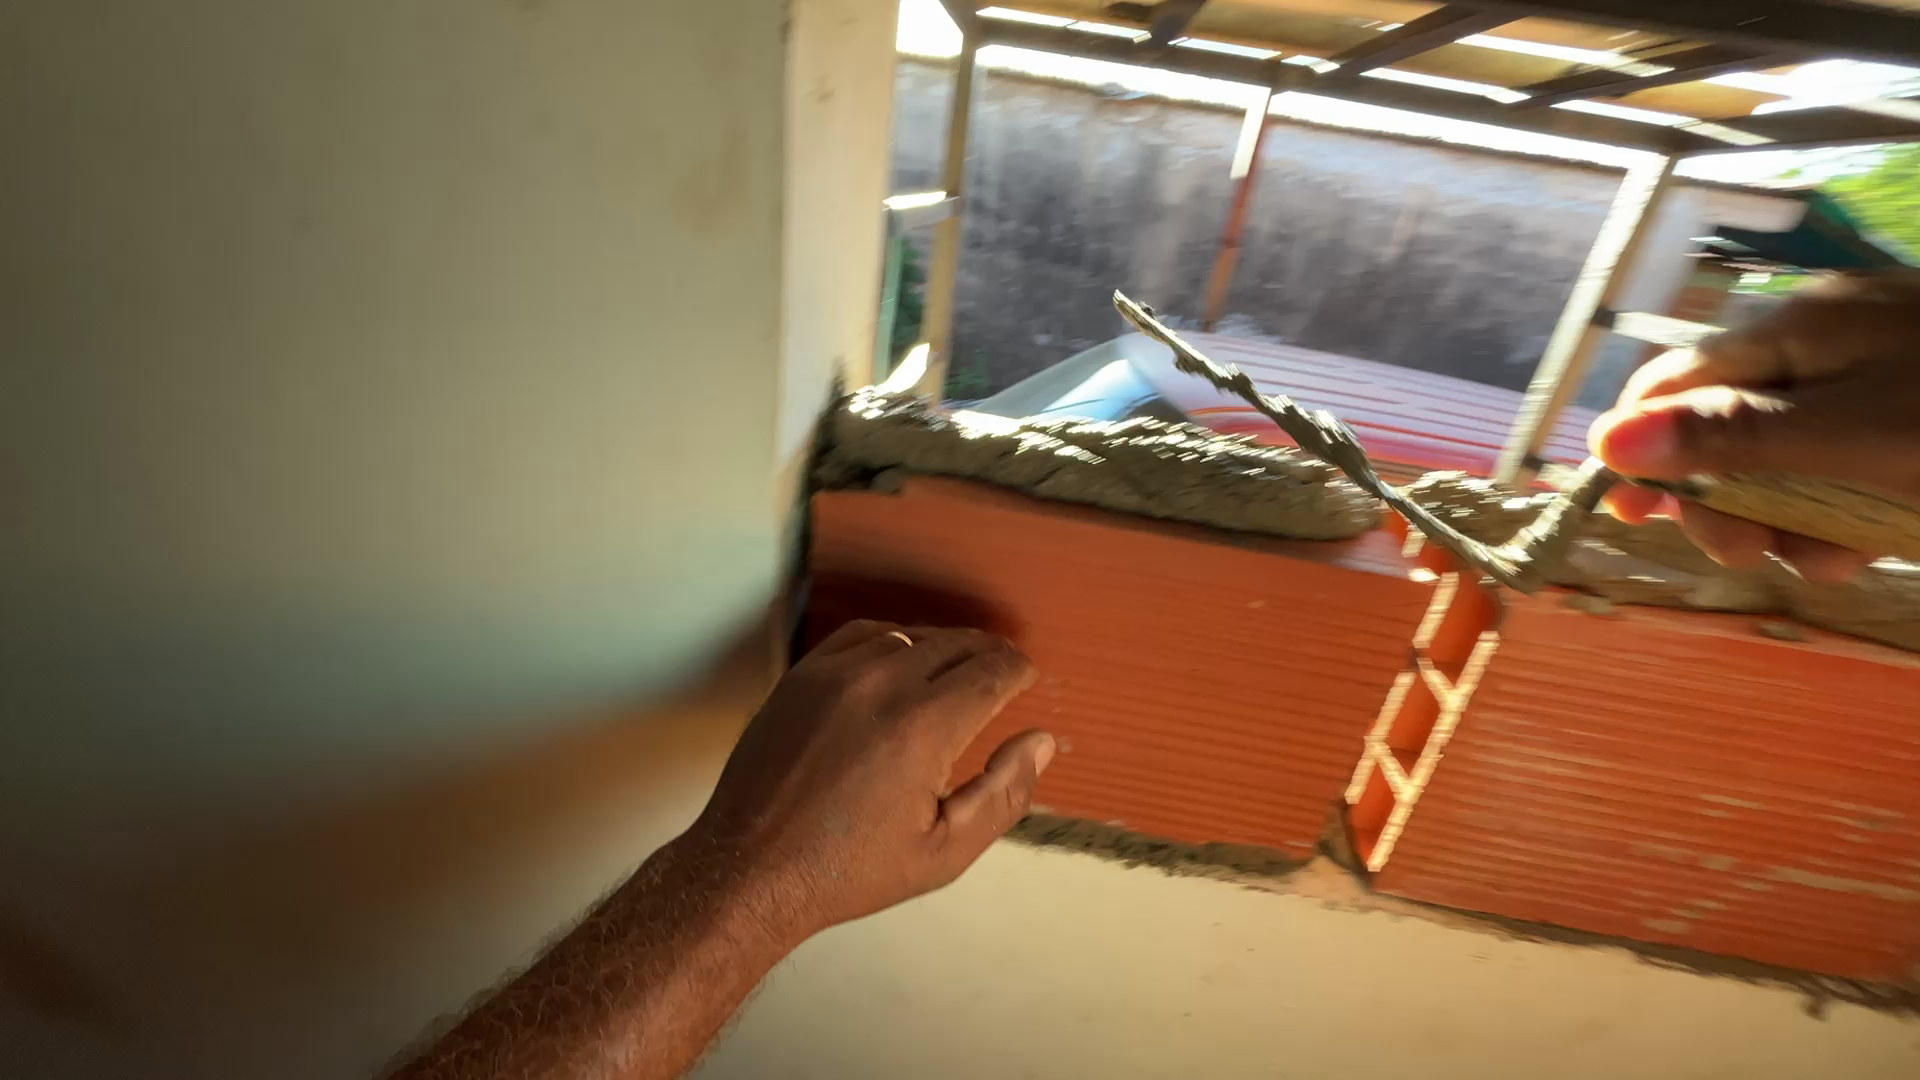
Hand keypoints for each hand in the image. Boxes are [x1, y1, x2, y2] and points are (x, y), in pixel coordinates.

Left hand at [690, 620, 1051, 942]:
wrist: (750, 868)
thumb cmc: (850, 869)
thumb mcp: (944, 852)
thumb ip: (1004, 793)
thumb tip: (1042, 740)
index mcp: (922, 728)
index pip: (991, 673)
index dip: (1018, 670)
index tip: (1027, 676)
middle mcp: (881, 685)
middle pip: (956, 645)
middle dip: (990, 653)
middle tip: (1004, 668)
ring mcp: (836, 673)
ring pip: (913, 635)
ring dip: (945, 645)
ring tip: (960, 665)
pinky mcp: (804, 674)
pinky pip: (865, 634)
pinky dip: (896, 639)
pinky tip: (904, 657)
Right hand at [1588, 271, 1919, 581]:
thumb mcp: (1864, 436)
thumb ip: (1728, 436)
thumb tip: (1602, 441)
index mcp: (1799, 329)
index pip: (1667, 386)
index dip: (1634, 449)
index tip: (1631, 515)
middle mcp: (1821, 348)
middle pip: (1711, 428)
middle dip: (1715, 499)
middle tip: (1742, 554)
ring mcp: (1867, 388)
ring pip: (1765, 461)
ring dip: (1772, 522)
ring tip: (1817, 563)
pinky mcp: (1902, 430)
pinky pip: (1825, 475)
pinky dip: (1826, 522)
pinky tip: (1854, 554)